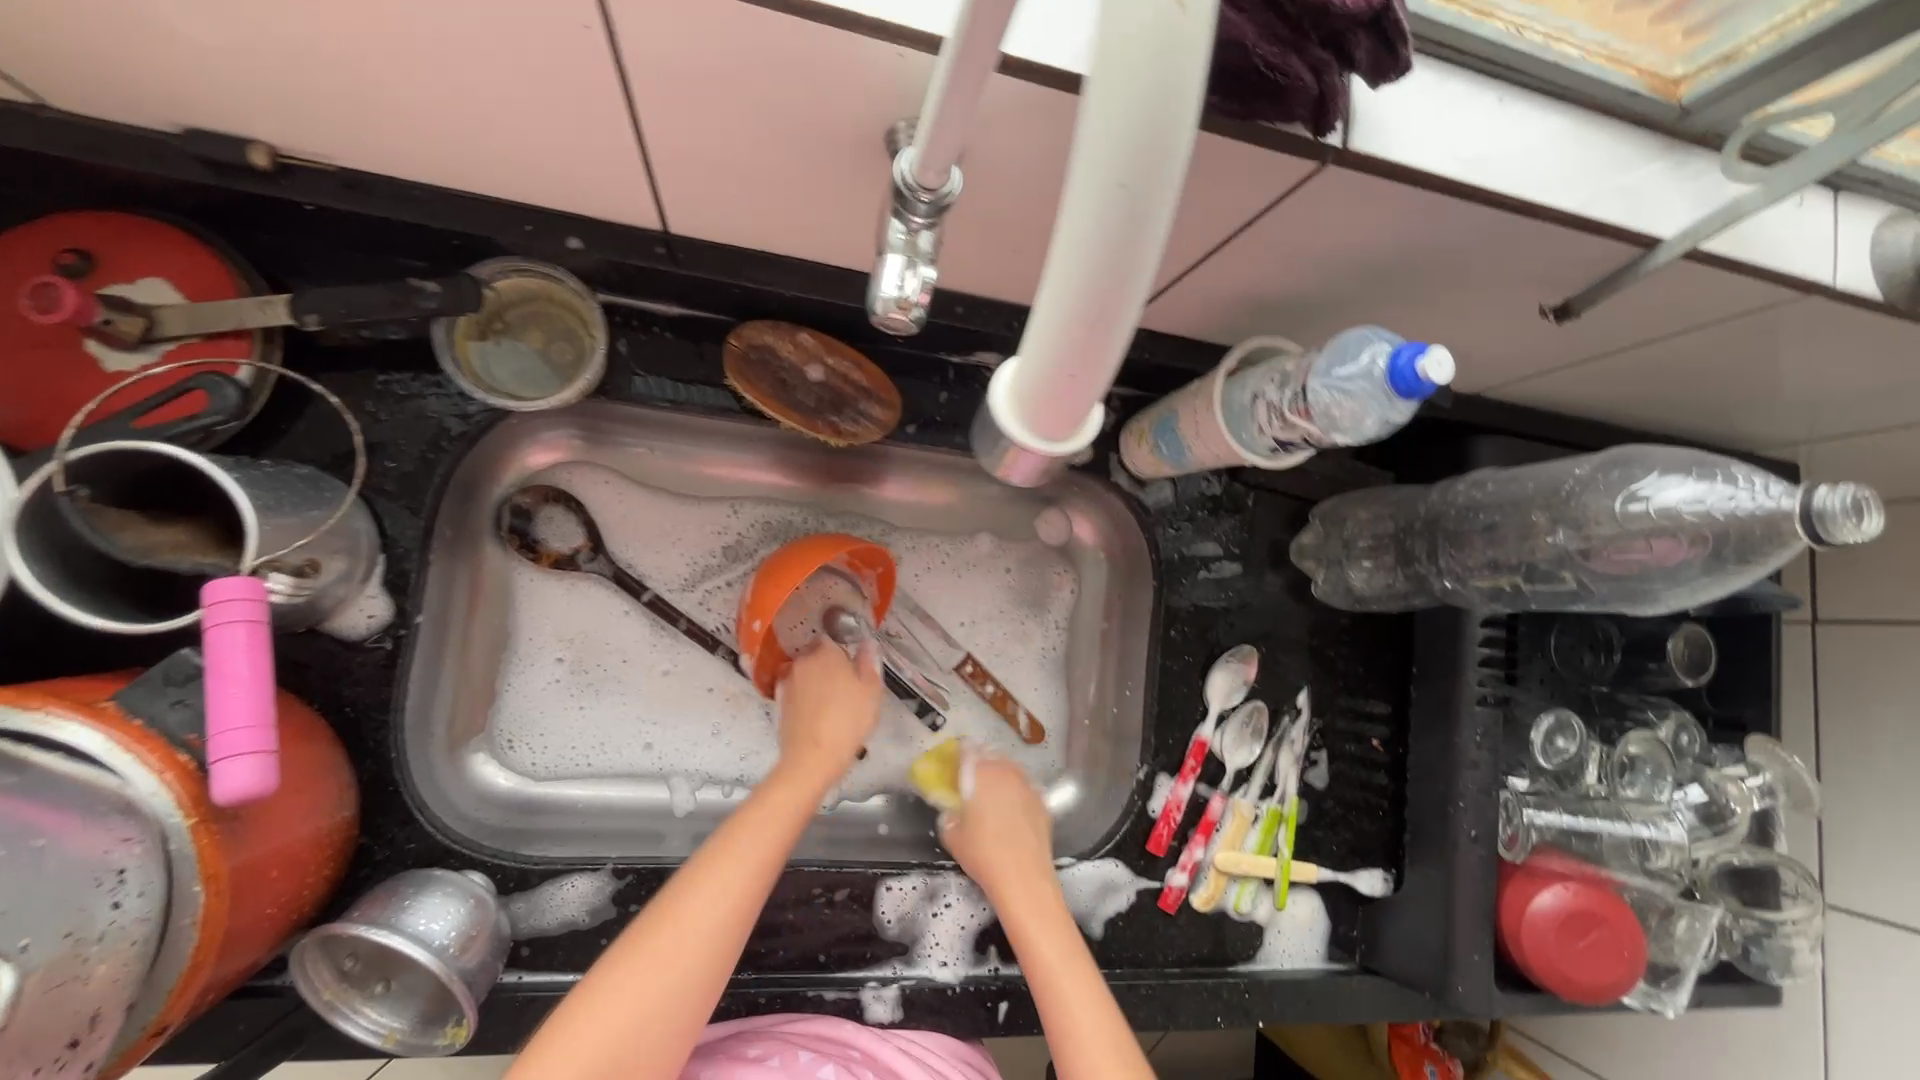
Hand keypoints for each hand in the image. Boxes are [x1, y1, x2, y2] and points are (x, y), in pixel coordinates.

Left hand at [774, 639, 881, 785]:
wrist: (812, 757)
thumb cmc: (848, 720)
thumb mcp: (871, 691)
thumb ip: (869, 663)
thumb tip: (866, 644)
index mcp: (826, 653)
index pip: (831, 640)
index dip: (842, 653)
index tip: (852, 669)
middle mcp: (802, 662)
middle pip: (815, 657)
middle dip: (827, 667)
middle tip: (844, 688)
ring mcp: (787, 682)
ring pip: (804, 675)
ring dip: (814, 683)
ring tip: (829, 704)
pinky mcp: (778, 703)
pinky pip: (795, 693)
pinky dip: (803, 699)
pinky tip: (815, 715)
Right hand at [939, 746, 1055, 903]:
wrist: (1023, 876)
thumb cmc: (982, 853)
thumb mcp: (952, 836)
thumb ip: (949, 816)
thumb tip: (952, 812)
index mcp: (980, 773)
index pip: (968, 750)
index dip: (960, 753)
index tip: (955, 762)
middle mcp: (1005, 771)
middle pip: (991, 755)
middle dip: (981, 762)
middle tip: (972, 777)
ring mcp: (1027, 784)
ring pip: (1012, 768)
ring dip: (1001, 774)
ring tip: (994, 791)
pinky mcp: (1043, 800)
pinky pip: (1027, 787)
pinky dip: (1018, 791)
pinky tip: (1014, 806)